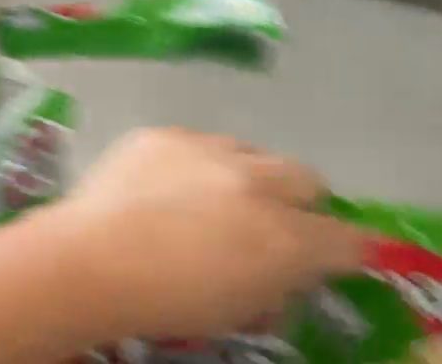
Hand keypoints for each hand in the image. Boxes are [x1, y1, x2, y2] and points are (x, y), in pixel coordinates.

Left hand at [34, 126, 367, 341]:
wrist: (93, 258)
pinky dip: (196, 160)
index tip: (335, 255)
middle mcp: (253, 181)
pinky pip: (196, 141)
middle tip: (276, 219)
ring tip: (216, 196)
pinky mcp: (161, 133)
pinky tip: (170, 182)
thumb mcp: (246, 308)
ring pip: (250, 151)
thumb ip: (281, 278)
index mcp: (286, 236)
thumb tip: (289, 265)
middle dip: (301, 199)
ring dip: (247, 172)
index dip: (346, 249)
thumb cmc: (171, 300)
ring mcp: (204, 149)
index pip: (348, 237)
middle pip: (305, 176)